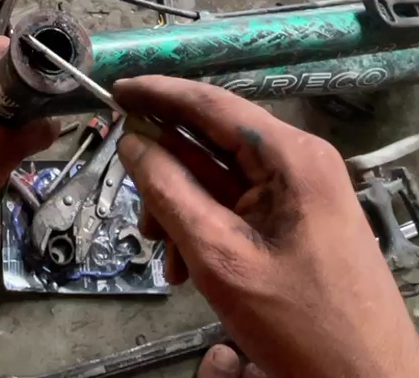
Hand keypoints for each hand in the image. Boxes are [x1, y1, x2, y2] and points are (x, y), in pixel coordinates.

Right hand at [114, 77, 418, 377]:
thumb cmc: (303, 326)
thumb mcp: (222, 257)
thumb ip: (169, 192)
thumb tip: (131, 142)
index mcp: (290, 156)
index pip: (210, 103)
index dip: (157, 93)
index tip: (115, 92)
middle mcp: (297, 161)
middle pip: (211, 142)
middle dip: (166, 172)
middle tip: (137, 206)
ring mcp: (300, 192)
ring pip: (217, 176)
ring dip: (180, 206)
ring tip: (164, 253)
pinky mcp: (297, 221)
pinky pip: (235, 205)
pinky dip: (203, 225)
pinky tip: (186, 265)